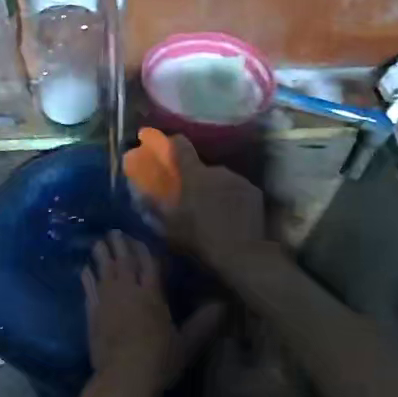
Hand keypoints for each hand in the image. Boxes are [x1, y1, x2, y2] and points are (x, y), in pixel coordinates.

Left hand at [79, 232, 222, 396]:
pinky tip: (85, 269)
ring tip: (99, 242)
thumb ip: (203, 323)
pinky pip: (88, 290)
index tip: (139, 236)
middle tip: (114, 231)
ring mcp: (107, 302)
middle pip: (124, 262)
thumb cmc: (158, 361)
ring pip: (104, 271)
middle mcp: (128, 292)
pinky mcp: (92, 315)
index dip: (144, 249)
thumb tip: (222, 305)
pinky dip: (87, 277)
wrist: (122, 380)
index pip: (149, 264)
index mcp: (152, 295)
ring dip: (102, 256)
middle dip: (121, 245)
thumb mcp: (186, 344)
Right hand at [163, 135, 273, 273]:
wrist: (242, 252)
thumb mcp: (170, 227)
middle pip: (203, 169)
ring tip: (214, 210)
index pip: (182, 147)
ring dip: (217, 189)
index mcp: (194, 175)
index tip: (169, 144)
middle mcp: (217, 170)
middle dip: (198, 180)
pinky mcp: (255, 192)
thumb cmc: (200, 238)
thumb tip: (142, 195)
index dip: (174, 143)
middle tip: (193, 199)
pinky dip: (234, 198)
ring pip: (222, 180)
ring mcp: (239, 180)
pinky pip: (239, 190)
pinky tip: (233, 215)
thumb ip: (155, 208)